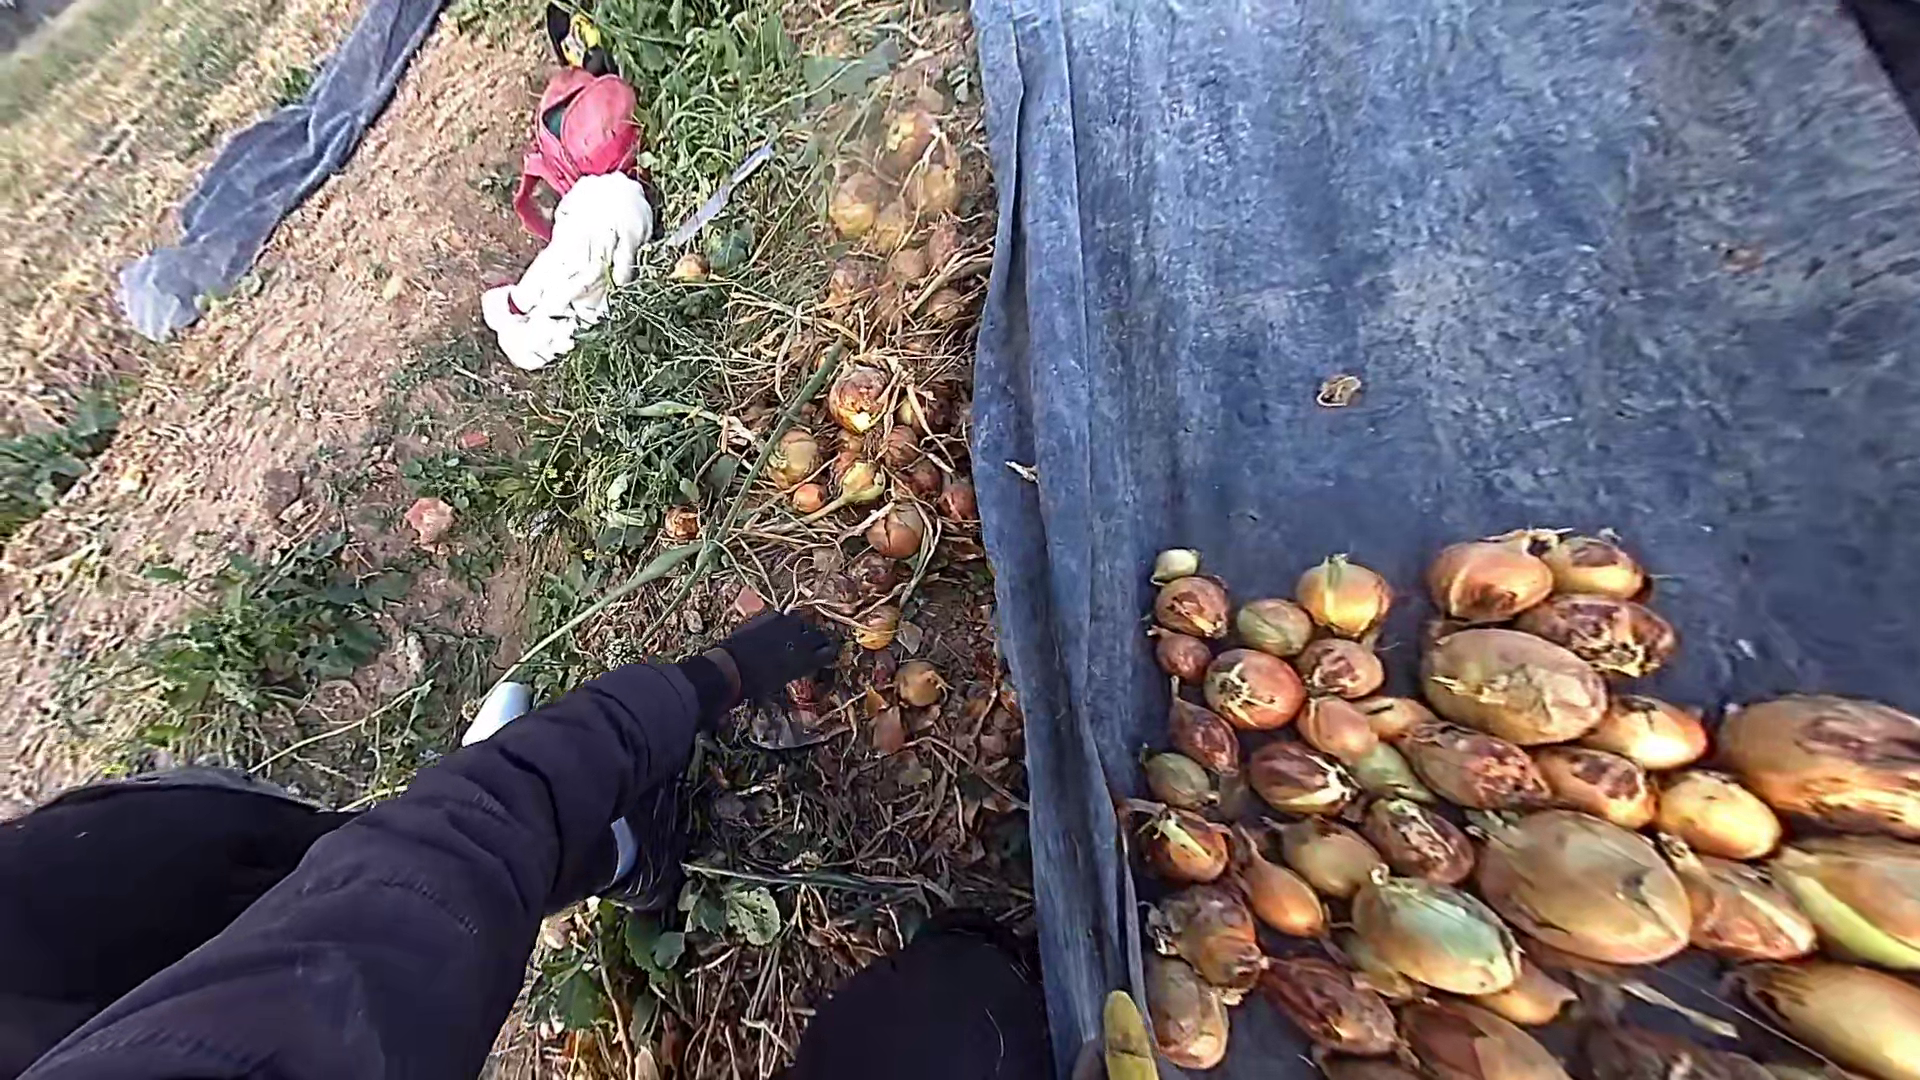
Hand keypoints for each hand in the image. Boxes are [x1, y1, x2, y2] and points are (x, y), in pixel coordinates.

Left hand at [719, 612, 836, 701]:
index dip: (827, 651)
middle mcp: (802, 640)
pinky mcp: (773, 616)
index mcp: (806, 660)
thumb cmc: (755, 684)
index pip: (827, 652)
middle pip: (818, 635)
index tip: (827, 652)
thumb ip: (798, 667)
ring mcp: (788, 625)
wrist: (730, 667)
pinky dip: (783, 621)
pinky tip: (778, 627)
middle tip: (813, 642)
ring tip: (795, 632)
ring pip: (802, 622)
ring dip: (801, 627)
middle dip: (817, 638)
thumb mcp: (783, 679)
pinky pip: (784, 616)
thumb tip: (804, 660)